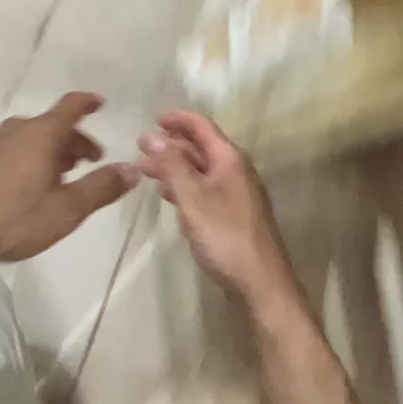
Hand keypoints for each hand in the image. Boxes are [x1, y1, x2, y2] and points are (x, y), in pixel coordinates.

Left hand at [0, 92, 136, 266]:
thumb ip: (101, 188)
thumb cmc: (13, 218)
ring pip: (32, 137)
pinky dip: (31, 156)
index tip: (99, 103)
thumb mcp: (66, 209)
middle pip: (53, 124)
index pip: (70, 106)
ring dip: (52, 150)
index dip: (87, 102)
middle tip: (89, 161)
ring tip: (63, 176)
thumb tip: (132, 170)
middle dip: (75, 139)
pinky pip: (14, 147)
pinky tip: (31, 184)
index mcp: (41, 133)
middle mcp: (17, 129)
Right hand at [138, 110, 298, 312]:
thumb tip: (151, 137)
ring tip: (146, 171)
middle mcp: (235, 169)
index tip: (153, 119)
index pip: (201, 125)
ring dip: (174, 166)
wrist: (261, 285)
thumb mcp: (192, 198)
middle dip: (170, 145)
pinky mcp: (233, 214)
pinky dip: (184, 186)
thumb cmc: (225, 236)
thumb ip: (171, 165)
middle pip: (200, 146)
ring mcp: (236, 193)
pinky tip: (168, 195)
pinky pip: (204, 188)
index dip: (177, 118)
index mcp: (229, 158)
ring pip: (200, 169)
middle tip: (140, 148)